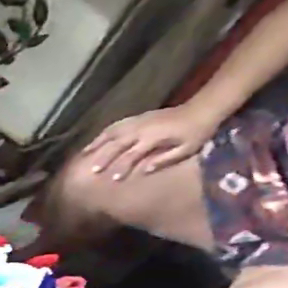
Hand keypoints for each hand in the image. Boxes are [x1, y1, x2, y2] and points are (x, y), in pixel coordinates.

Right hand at [78, 103, 225, 180]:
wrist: (203, 108)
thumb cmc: (197, 132)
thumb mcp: (186, 149)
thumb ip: (164, 160)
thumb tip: (144, 170)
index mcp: (153, 138)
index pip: (132, 155)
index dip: (121, 167)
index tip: (112, 179)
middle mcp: (141, 128)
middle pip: (116, 144)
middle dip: (103, 157)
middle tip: (91, 170)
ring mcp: (138, 121)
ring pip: (112, 132)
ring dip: (97, 143)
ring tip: (84, 154)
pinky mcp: (138, 117)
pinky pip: (116, 125)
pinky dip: (104, 133)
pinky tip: (97, 140)